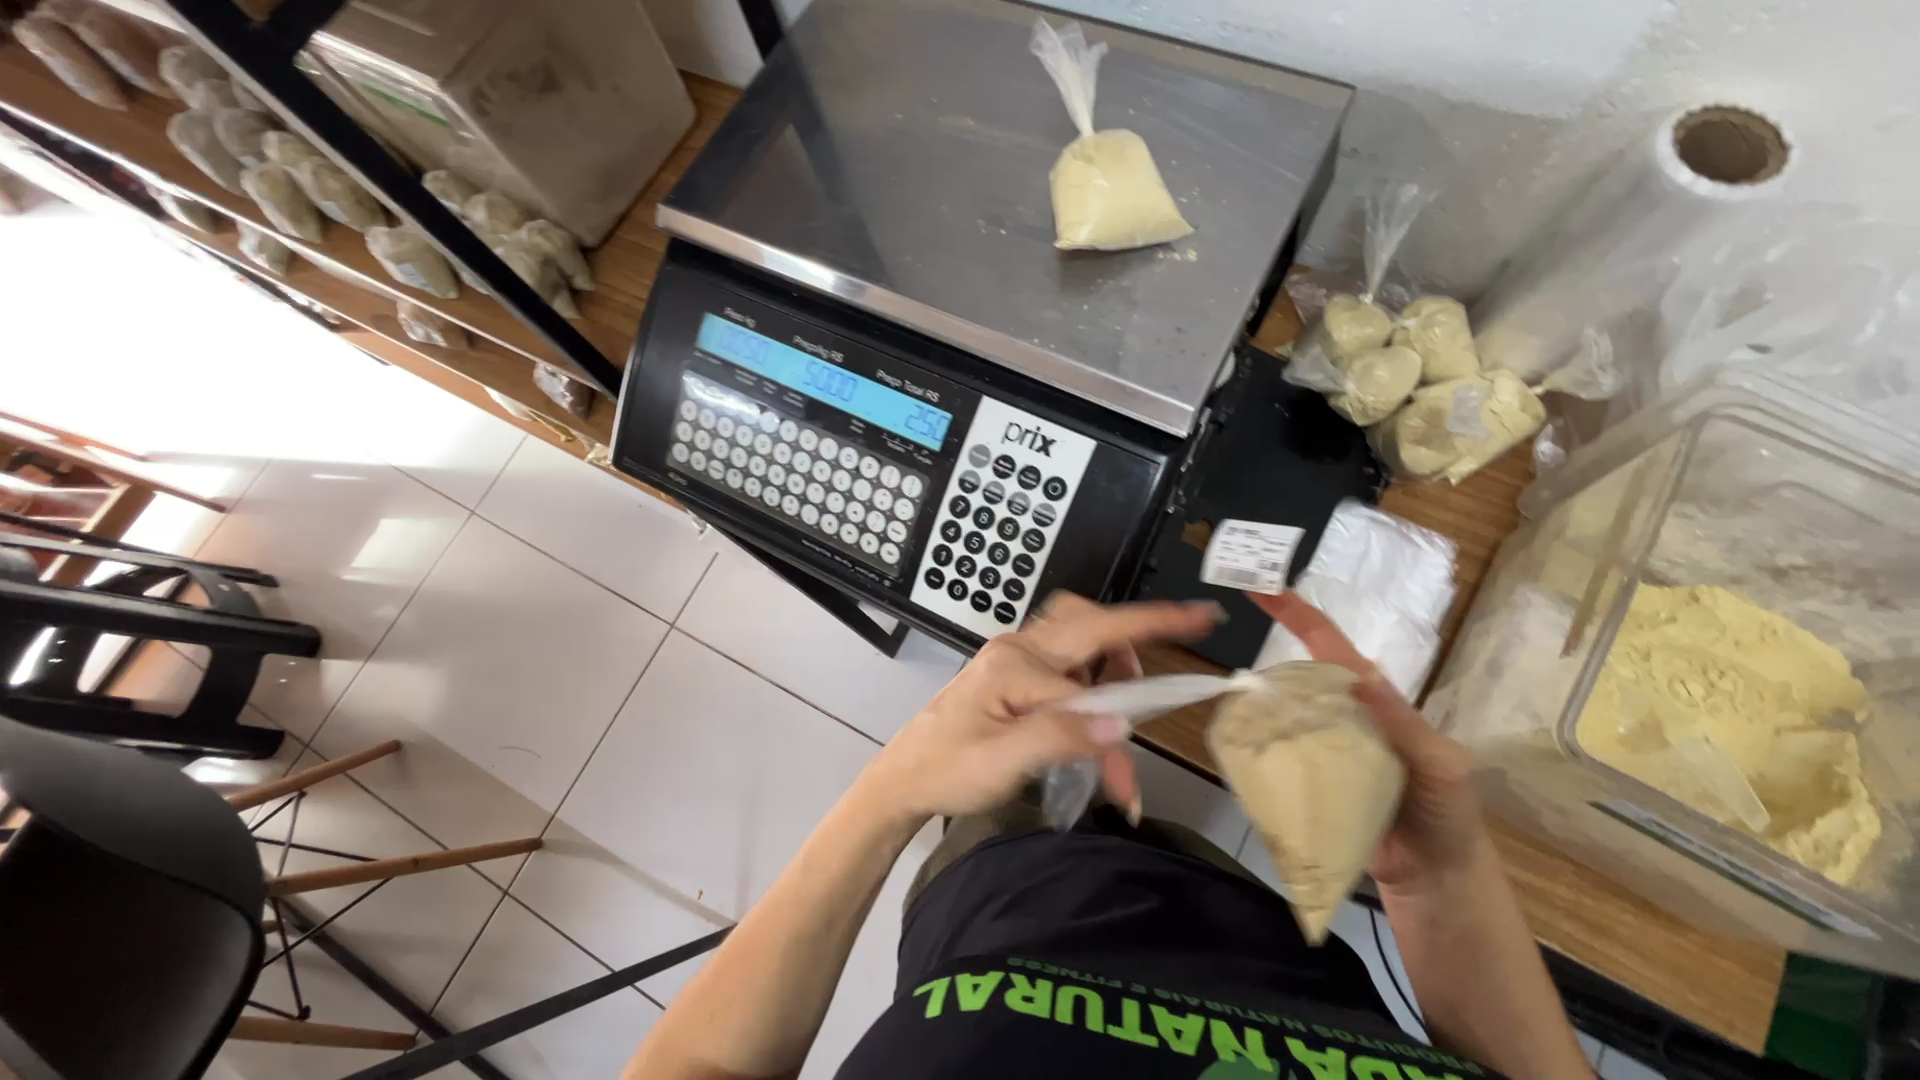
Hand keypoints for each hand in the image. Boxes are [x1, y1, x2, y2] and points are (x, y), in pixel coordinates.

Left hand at [862, 593, 1221, 822]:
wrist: (903, 776)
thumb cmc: (946, 771)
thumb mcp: (1000, 764)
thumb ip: (1058, 739)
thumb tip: (1120, 726)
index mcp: (1013, 668)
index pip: (1088, 698)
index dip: (1118, 739)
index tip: (1130, 784)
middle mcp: (1016, 648)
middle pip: (1090, 621)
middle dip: (1145, 620)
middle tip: (1196, 620)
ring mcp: (1014, 655)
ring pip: (1078, 627)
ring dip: (1114, 644)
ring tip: (1133, 686)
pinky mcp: (1014, 669)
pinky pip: (1065, 647)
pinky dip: (1094, 658)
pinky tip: (1099, 690)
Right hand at [1247, 591, 1488, 892]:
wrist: (1435, 878)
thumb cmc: (1447, 814)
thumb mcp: (1442, 766)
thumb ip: (1406, 725)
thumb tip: (1362, 675)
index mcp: (1372, 701)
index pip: (1332, 647)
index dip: (1298, 615)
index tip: (1260, 589)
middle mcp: (1341, 716)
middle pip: (1295, 679)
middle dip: (1263, 670)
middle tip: (1229, 673)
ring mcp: (1320, 749)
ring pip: (1278, 717)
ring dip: (1254, 713)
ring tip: (1227, 714)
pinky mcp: (1305, 782)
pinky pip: (1274, 759)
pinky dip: (1255, 754)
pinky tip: (1238, 756)